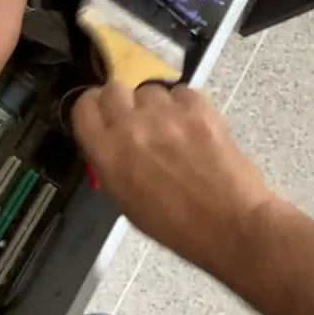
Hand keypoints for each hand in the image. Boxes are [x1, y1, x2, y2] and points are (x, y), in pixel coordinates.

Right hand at [72, 83, 276, 271]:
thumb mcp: (123, 200)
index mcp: (107, 152)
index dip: (94, 109)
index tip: (104, 116)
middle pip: (113, 89)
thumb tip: (105, 141)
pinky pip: (181, 92)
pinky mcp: (197, 108)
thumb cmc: (174, 225)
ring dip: (155, 106)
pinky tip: (192, 127)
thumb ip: (107, 162)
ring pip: (149, 90)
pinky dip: (183, 106)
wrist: (229, 225)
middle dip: (121, 102)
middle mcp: (131, 125)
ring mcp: (166, 114)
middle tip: (136, 121)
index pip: (83, 106)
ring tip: (170, 129)